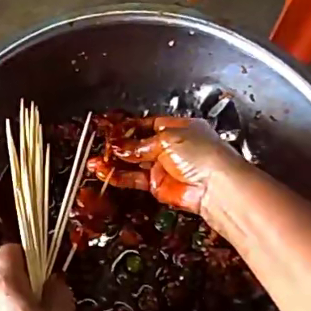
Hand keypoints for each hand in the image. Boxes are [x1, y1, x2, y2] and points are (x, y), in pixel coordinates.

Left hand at [0, 244, 73, 310]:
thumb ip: (58, 289)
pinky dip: (18, 310)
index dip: (30, 249)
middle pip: (9, 270)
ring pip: (7, 290)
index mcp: (5, 282)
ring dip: (26, 294)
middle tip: (53, 290)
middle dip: (31, 275)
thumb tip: (53, 279)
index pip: (10, 249)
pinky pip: (4, 307)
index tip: (47, 261)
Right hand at [85, 117, 242, 215]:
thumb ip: (138, 144)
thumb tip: (118, 146)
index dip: (126, 127)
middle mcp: (170, 146)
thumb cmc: (203, 155)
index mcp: (178, 127)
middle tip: (99, 146)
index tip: (108, 129)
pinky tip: (103, 172)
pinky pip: (132, 178)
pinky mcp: (157, 184)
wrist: (215, 187)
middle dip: (117, 145)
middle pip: (136, 143)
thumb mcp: (166, 139)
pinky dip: (117, 176)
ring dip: (113, 162)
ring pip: (132, 162)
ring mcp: (163, 166)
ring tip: (95, 161)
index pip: (145, 124)